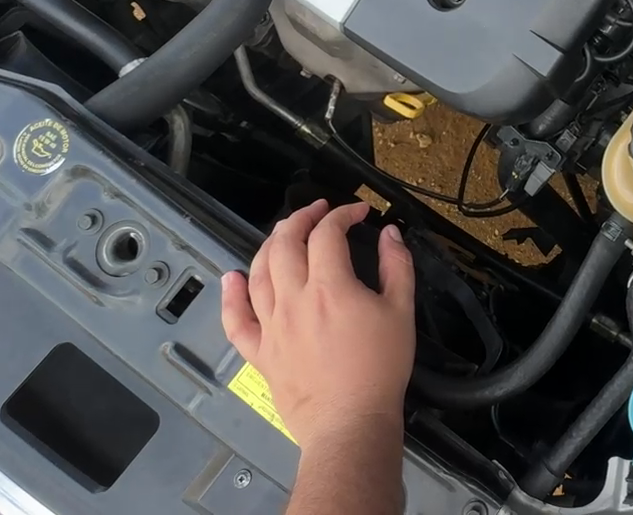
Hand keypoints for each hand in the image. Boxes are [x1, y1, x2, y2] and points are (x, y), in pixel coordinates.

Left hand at [221, 200, 416, 451]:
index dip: (344, 214)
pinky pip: (236, 320)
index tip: (361, 212)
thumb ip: (396, 265)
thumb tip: (390, 233)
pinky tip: (231, 277)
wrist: (350, 421)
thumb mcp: (402, 309)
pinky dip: (230, 295)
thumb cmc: (381, 365)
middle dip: (302, 218)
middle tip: (319, 210)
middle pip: (285, 245)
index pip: (327, 234)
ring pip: (258, 273)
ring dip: (271, 244)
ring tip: (286, 232)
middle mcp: (294, 300)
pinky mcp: (259, 352)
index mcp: (331, 287)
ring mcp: (271, 327)